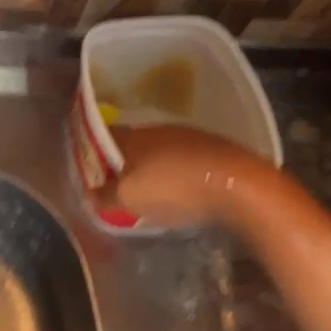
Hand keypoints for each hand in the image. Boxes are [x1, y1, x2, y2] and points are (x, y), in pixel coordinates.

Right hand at [99, 125, 280, 226]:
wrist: (240, 185)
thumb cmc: (174, 189)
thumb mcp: (129, 199)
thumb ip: (105, 196)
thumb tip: (92, 193)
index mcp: (133, 137)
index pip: (103, 136)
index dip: (93, 153)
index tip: (91, 172)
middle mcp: (158, 130)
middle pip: (132, 145)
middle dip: (124, 163)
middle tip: (120, 187)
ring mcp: (190, 138)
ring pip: (161, 151)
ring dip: (153, 168)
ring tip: (152, 193)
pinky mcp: (215, 150)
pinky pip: (185, 160)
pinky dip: (178, 173)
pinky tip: (183, 191)